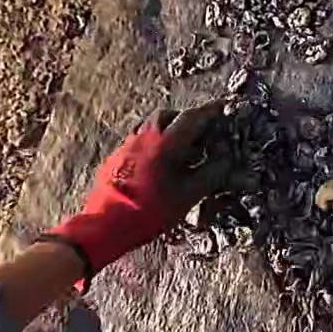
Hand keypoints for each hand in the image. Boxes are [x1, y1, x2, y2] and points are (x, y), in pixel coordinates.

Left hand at [43, 100, 230, 276]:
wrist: (105, 224)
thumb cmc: (150, 210)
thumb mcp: (188, 195)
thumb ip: (211, 175)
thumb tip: (227, 161)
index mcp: (166, 141)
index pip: (193, 117)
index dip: (210, 111)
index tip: (222, 107)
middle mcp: (145, 135)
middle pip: (168, 115)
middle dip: (186, 119)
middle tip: (200, 131)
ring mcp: (127, 144)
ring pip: (150, 125)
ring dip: (167, 129)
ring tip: (179, 146)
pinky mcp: (116, 157)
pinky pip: (138, 140)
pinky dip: (152, 143)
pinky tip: (157, 162)